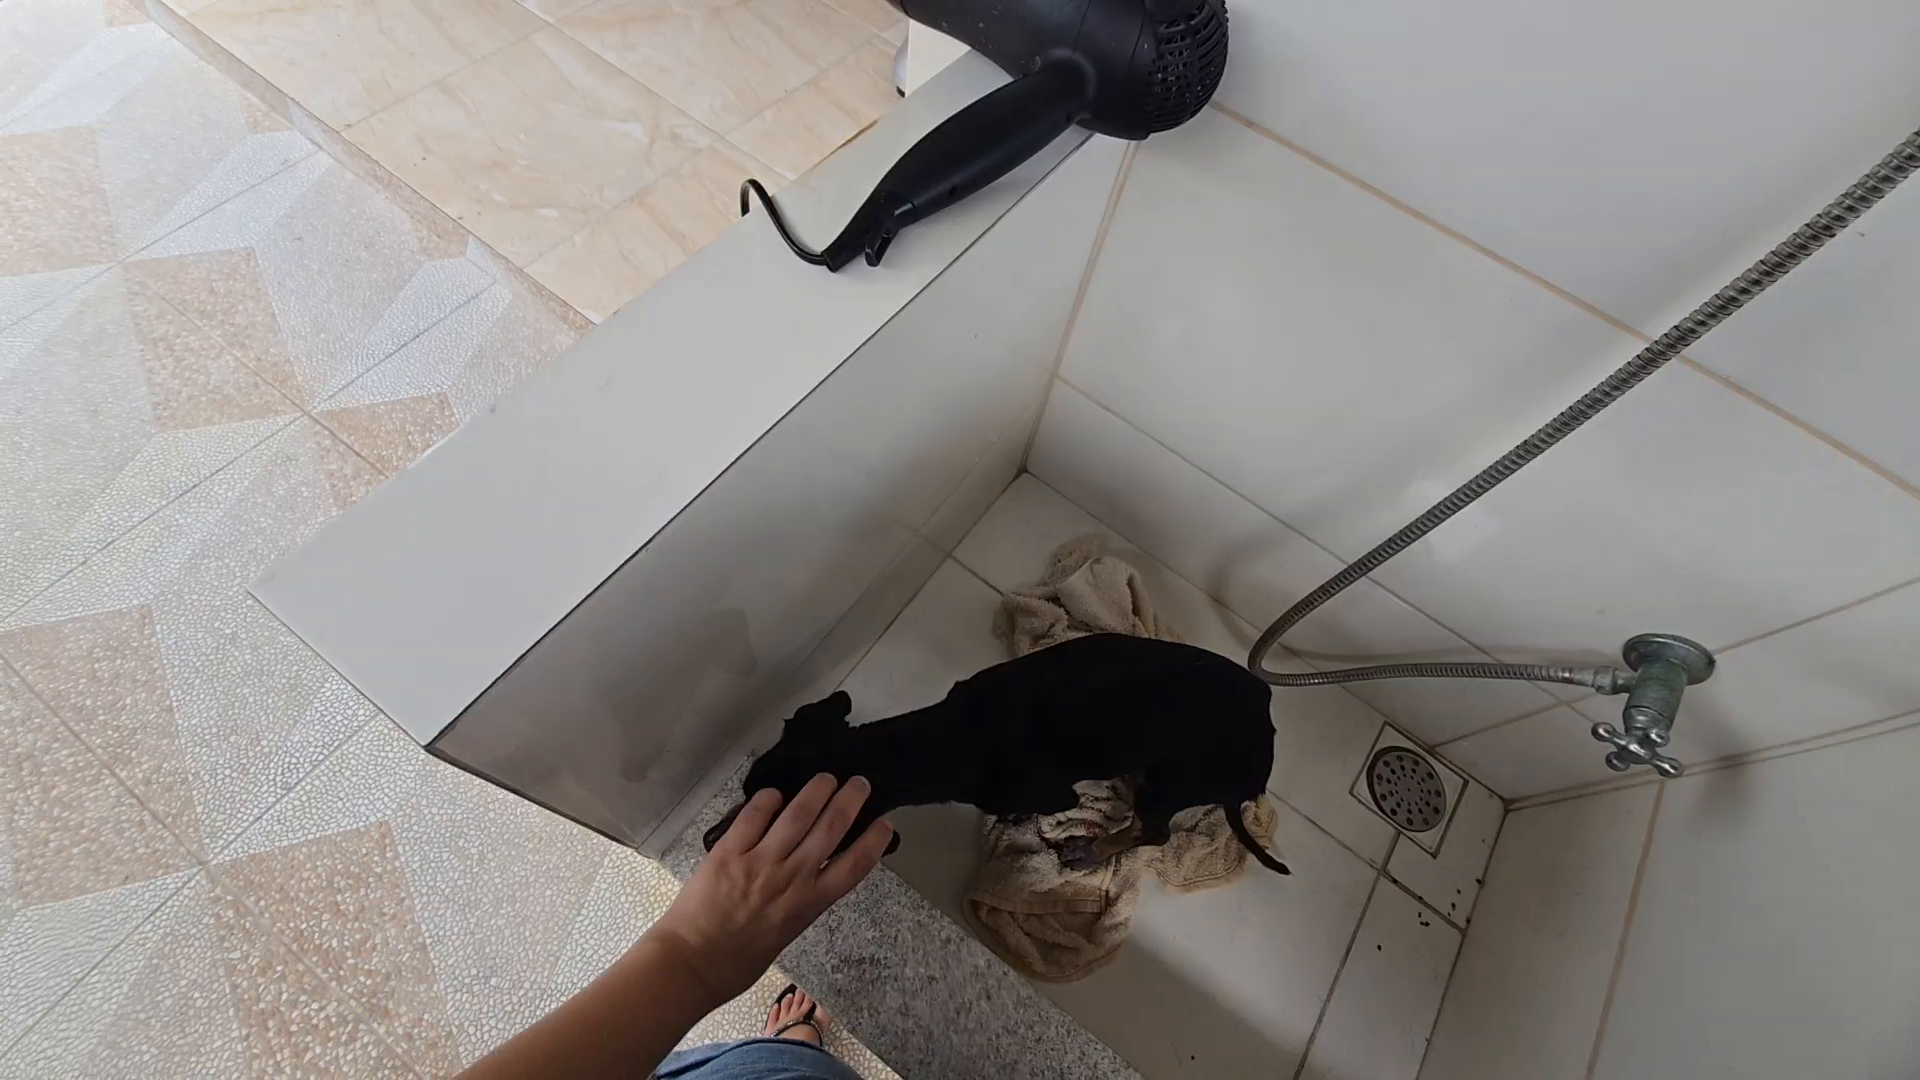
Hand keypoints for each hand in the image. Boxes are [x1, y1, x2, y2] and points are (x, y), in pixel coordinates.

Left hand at [649, 774, 892, 1007]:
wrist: (689, 967)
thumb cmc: (739, 960)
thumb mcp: (788, 932)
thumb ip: (804, 899)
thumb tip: (817, 869)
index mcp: (808, 904)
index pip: (853, 866)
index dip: (874, 841)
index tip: (885, 823)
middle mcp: (790, 878)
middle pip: (830, 828)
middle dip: (850, 800)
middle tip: (860, 782)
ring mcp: (760, 862)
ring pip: (798, 814)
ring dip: (817, 790)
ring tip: (827, 778)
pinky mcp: (730, 851)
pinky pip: (755, 815)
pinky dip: (769, 799)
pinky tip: (776, 794)